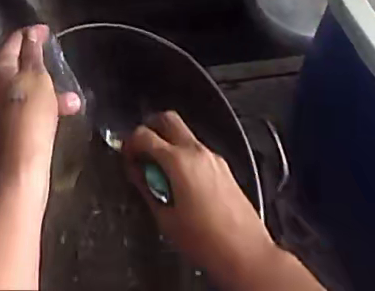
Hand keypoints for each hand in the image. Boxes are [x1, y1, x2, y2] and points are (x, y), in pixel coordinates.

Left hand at [0, 25, 82, 192]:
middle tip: (57, 60)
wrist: (19, 170)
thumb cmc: (30, 116)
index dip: (32, 33)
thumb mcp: (37, 78)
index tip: (48, 30)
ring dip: (45, 90)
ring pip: (21, 89)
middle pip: (15, 65)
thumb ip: (33, 53)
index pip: (13, 40)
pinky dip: (39, 106)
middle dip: (39, 63)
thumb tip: (30, 33)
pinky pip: (20, 108)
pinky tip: (59, 115)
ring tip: (72, 100)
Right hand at [125, 112, 295, 289]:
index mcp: (178, 162)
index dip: (129, 143)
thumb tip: (136, 172)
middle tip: (141, 149)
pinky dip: (184, 154)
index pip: (144, 135)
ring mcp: (213, 157)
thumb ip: (147, 189)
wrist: (248, 256)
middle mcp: (196, 152)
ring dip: (168, 142)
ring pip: (184, 133)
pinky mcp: (224, 167)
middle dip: (149, 128)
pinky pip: (197, 149)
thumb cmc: (207, 243)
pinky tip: (182, 181)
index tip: (126, 155)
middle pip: (167, 118)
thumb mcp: (166, 220)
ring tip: (161, 171)